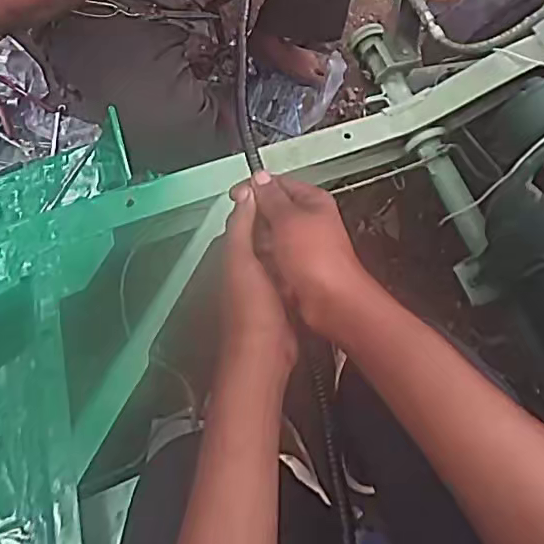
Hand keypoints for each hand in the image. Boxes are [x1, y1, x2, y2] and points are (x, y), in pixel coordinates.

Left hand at [221, 183, 296, 371]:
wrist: (266, 353)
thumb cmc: (251, 313)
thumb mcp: (242, 260)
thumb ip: (241, 228)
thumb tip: (244, 196)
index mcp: (234, 257)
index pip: (244, 221)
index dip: (258, 204)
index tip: (273, 190)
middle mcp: (248, 270)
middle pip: (264, 237)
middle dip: (278, 224)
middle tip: (295, 208)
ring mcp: (266, 286)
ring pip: (280, 255)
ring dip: (290, 244)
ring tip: (304, 229)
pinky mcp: (283, 300)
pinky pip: (292, 275)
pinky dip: (298, 266)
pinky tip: (308, 260)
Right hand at [232, 172, 387, 343]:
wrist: (332, 302)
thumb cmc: (320, 261)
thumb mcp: (288, 219)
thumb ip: (271, 197)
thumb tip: (260, 179)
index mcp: (312, 200)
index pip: (278, 184)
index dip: (255, 188)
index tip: (237, 195)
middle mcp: (309, 220)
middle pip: (272, 210)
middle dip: (256, 218)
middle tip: (246, 225)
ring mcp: (303, 244)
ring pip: (270, 235)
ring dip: (260, 241)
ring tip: (257, 248)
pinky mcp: (297, 265)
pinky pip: (273, 257)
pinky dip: (265, 260)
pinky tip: (263, 265)